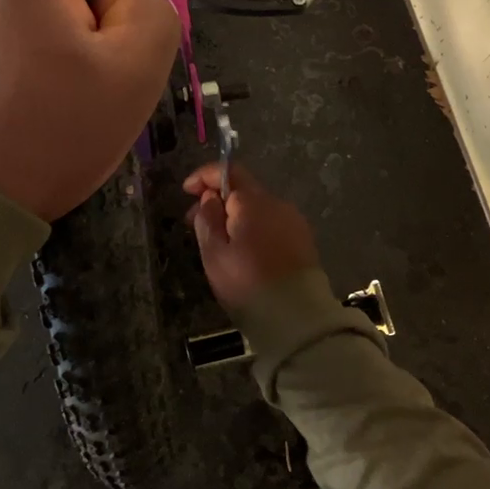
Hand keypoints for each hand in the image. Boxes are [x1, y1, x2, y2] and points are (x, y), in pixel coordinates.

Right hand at [183, 163, 319, 307]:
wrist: (296, 317)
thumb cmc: (247, 283)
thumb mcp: (214, 253)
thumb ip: (208, 219)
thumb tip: (210, 197)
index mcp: (254, 202)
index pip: (228, 171)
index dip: (204, 176)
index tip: (186, 191)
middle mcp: (278, 204)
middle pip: (243, 190)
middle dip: (217, 200)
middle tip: (195, 222)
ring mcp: (294, 222)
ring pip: (258, 209)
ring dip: (236, 216)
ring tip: (219, 242)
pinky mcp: (303, 240)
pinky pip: (271, 224)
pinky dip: (253, 228)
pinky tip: (244, 251)